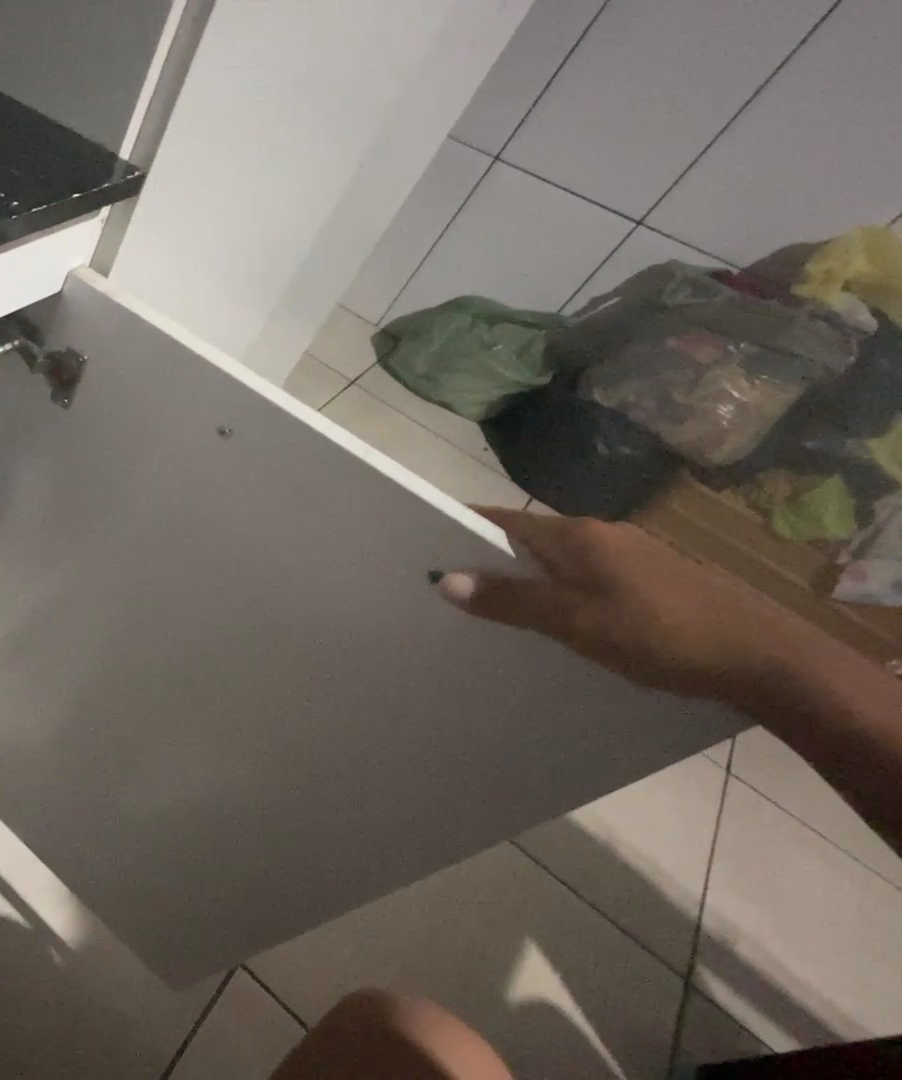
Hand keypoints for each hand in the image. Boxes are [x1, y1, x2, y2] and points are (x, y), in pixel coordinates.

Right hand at [435, 506, 830, 704]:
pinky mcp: (652, 579)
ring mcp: (631, 555)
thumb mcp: (573, 621)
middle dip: (488, 560)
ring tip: (496, 612)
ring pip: (557, 561)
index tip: (424, 551)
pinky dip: (558, 591)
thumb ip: (509, 600)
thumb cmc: (660, 634)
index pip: (500, 520)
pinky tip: (557, 621)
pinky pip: (584, 577)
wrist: (768, 660)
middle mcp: (601, 534)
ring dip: (525, 579)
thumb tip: (445, 580)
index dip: (460, 530)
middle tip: (451, 592)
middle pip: (527, 539)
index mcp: (576, 536)